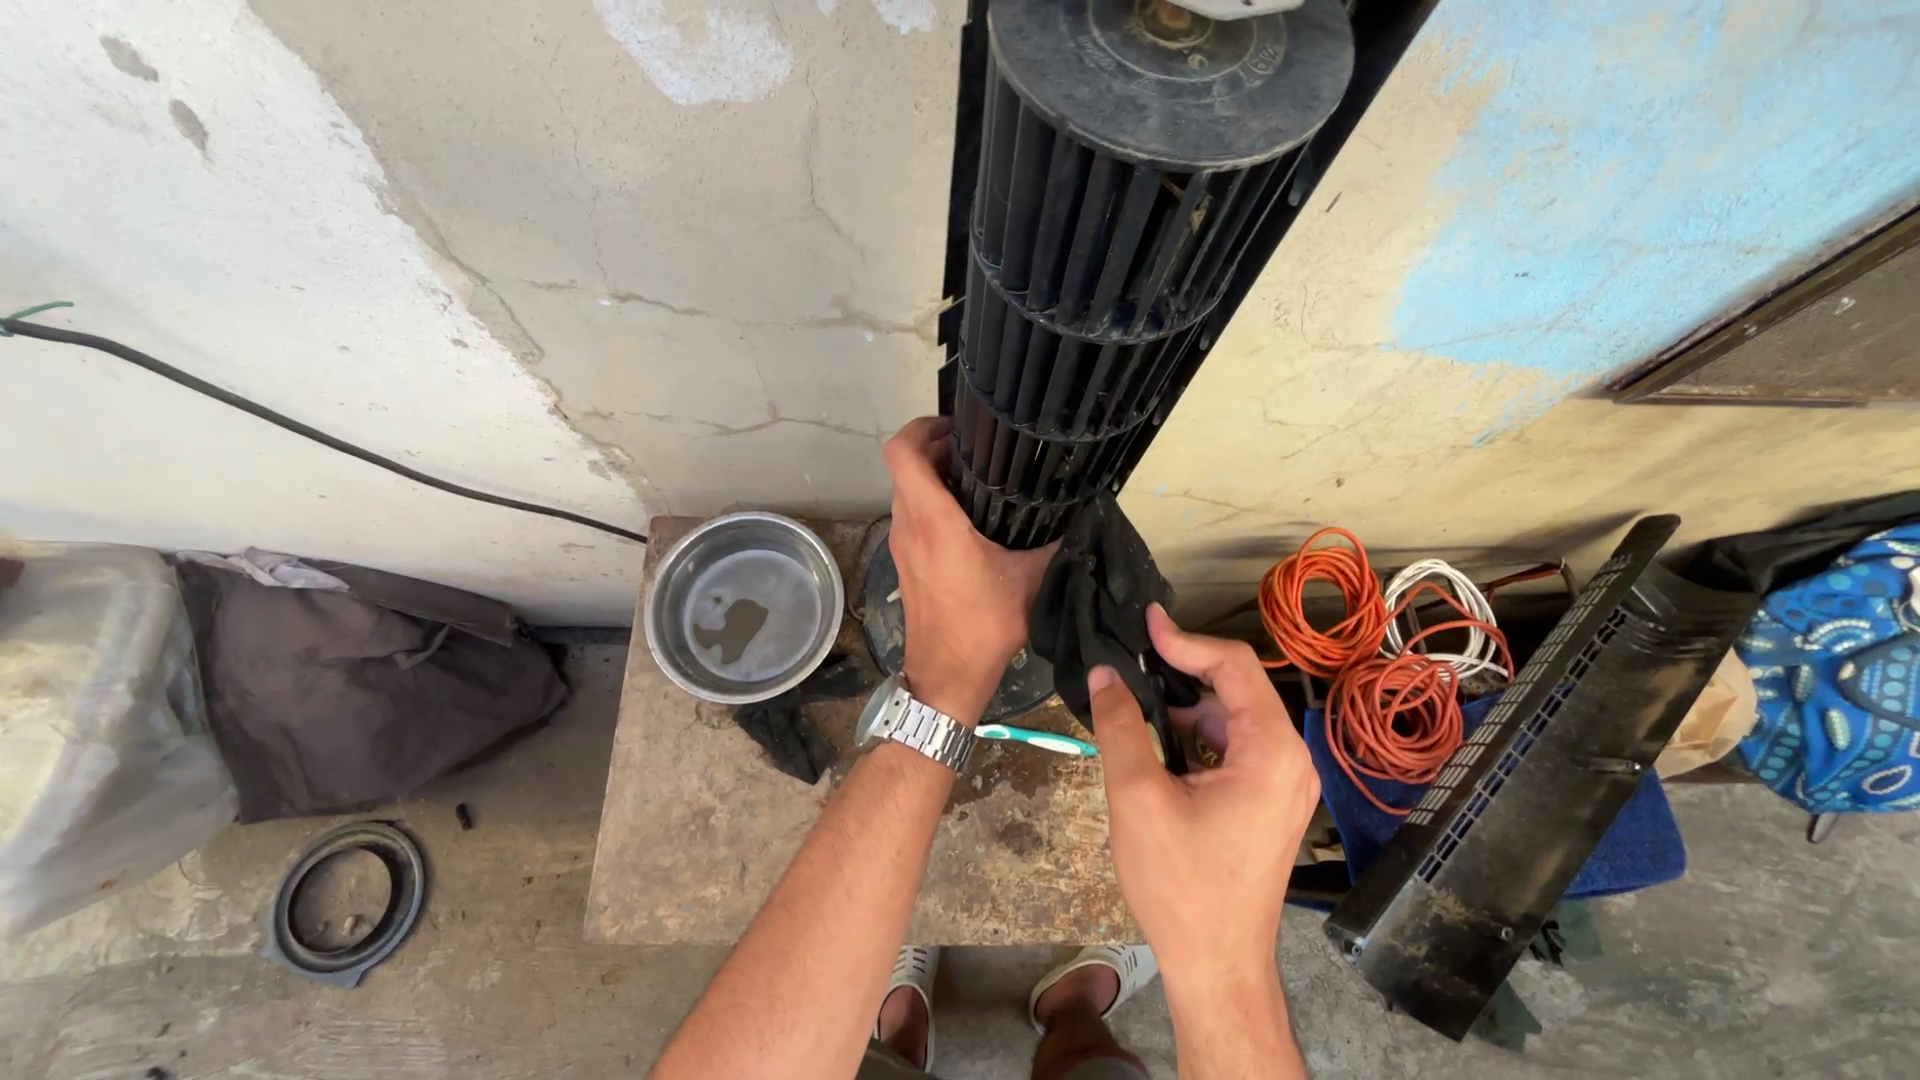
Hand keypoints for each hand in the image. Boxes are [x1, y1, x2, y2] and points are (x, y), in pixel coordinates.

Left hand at [883, 417, 1056, 723]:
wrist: (947, 675)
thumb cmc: (984, 626)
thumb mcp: (1031, 579)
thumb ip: (1055, 540)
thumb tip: (1081, 510)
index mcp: (933, 520)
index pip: (903, 451)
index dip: (923, 426)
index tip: (958, 425)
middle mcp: (908, 525)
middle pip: (906, 465)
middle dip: (937, 447)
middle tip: (980, 447)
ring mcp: (902, 544)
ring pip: (906, 490)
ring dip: (933, 476)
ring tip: (978, 477)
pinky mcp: (905, 561)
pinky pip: (911, 514)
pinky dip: (931, 501)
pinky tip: (969, 515)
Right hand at [1090, 604, 1318, 991]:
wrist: (1218, 964)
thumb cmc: (1180, 884)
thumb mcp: (1138, 797)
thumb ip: (1120, 726)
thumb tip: (1104, 674)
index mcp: (1271, 751)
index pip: (1234, 666)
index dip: (1186, 639)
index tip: (1145, 623)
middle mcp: (1291, 760)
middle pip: (1237, 688)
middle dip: (1184, 669)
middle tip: (1133, 659)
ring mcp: (1284, 783)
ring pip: (1234, 718)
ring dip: (1187, 704)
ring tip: (1136, 701)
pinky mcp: (1270, 802)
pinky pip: (1235, 747)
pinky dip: (1198, 734)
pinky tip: (1159, 741)